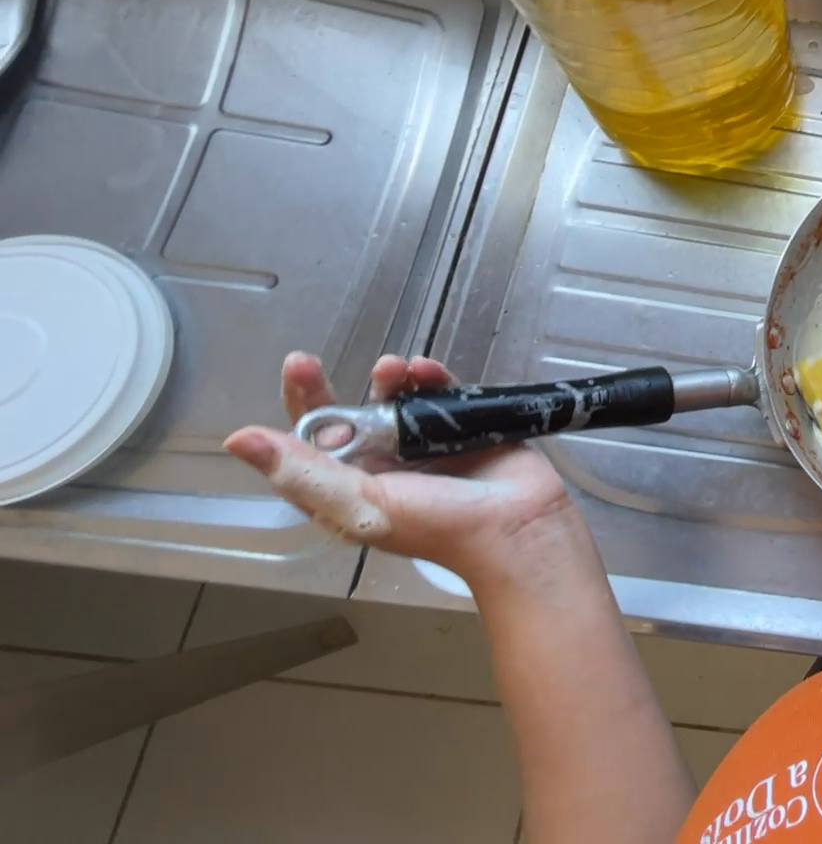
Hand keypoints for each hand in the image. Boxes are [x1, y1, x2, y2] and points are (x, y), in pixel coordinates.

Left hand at [223, 352, 574, 585]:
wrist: (517, 523)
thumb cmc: (438, 523)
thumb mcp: (359, 504)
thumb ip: (302, 471)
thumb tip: (238, 439)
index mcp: (352, 486)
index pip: (314, 441)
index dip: (304, 403)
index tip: (302, 366)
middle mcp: (387, 463)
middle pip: (358, 414)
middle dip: (351, 384)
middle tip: (338, 361)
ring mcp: (429, 445)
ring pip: (401, 400)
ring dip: (393, 379)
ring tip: (399, 367)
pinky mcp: (469, 429)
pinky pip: (445, 395)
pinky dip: (434, 378)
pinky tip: (429, 370)